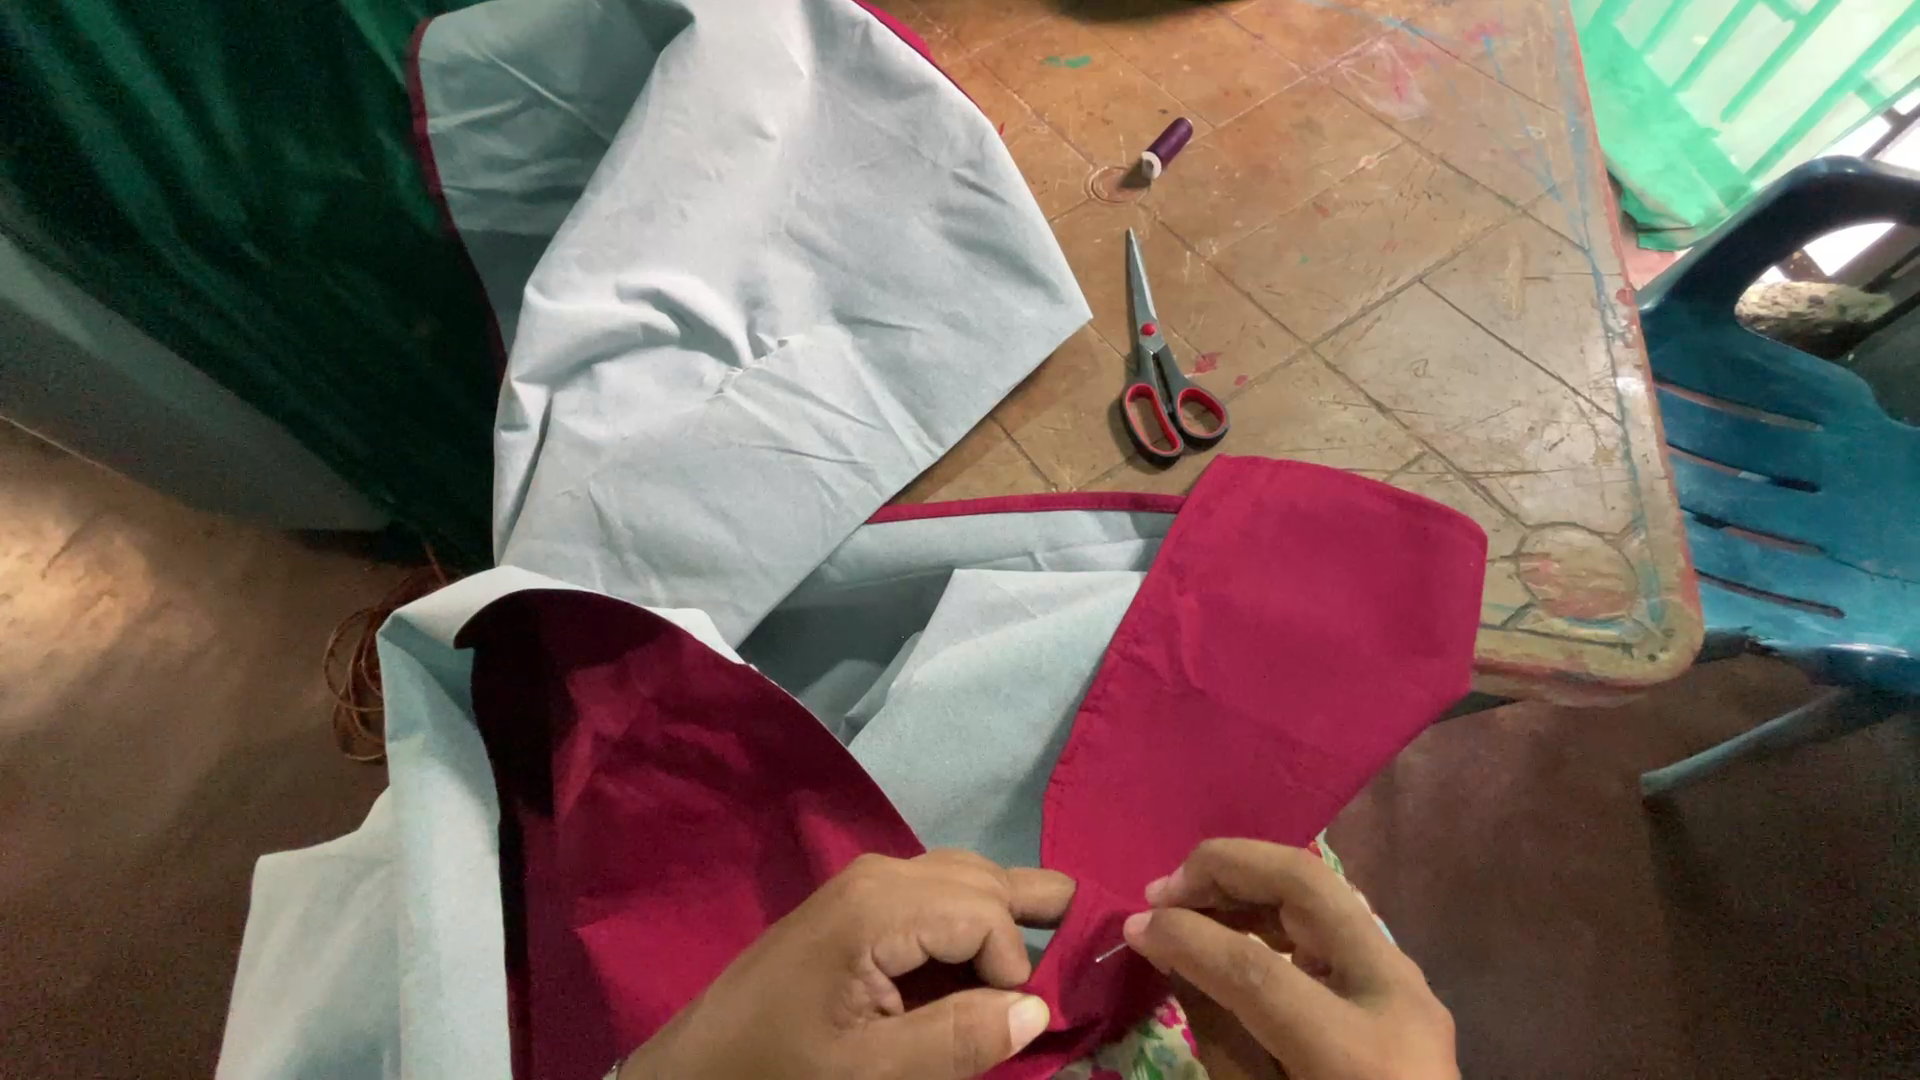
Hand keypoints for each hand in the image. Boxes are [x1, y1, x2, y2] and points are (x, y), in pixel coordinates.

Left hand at [619, 850, 1073, 1079]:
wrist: (694, 1070)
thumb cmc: (780, 1073)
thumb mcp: (872, 1076)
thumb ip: (959, 1040)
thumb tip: (1038, 1006)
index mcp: (881, 906)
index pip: (983, 913)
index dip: (1012, 965)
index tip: (1014, 1021)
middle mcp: (880, 873)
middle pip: (977, 878)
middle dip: (1025, 911)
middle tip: (1081, 932)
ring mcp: (866, 881)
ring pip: (959, 875)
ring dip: (1001, 905)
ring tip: (1052, 924)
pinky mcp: (857, 900)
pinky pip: (932, 891)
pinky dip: (968, 913)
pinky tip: (985, 942)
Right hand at [1122, 839, 1456, 1079]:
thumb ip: (1211, 1022)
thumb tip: (1167, 944)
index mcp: (1359, 1057)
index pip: (1256, 968)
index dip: (1185, 937)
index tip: (1135, 927)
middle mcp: (1397, 997)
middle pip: (1302, 883)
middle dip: (1223, 869)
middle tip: (1164, 890)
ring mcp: (1406, 980)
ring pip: (1317, 884)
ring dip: (1243, 879)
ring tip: (1187, 901)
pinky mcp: (1397, 976)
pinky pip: (1325, 912)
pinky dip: (1269, 902)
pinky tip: (1231, 922)